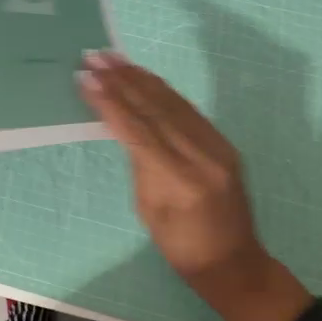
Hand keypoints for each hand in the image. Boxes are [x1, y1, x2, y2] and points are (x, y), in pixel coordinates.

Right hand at [78, 51, 312, 320]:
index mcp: (178, 180)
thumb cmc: (181, 247)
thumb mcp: (148, 209)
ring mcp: (217, 147)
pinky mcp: (224, 143)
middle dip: (122, 80)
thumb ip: (139, 163)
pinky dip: (163, 90)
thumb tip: (122, 123)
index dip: (110, 102)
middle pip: (154, 108)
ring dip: (141, 77)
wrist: (235, 264)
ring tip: (115, 57)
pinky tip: (145, 76)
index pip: (137, 130)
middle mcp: (201, 157)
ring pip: (173, 102)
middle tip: (96, 57)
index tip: (87, 78)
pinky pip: (188, 109)